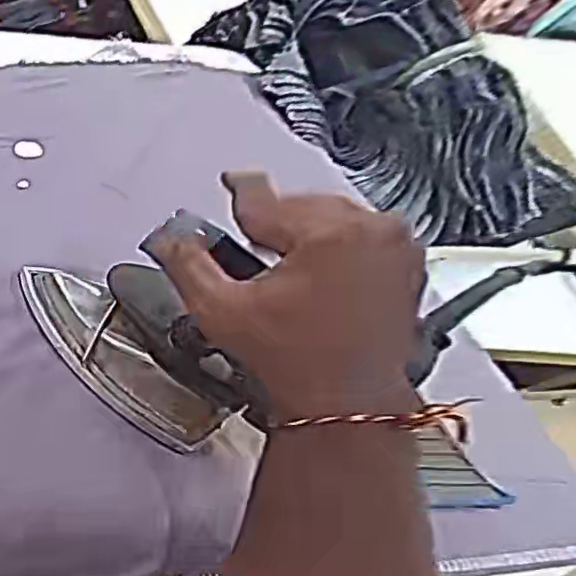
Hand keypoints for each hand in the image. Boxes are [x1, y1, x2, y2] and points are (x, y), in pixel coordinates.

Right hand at [146, 171, 424, 419]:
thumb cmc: (293, 360)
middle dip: (272, 220)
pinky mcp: (406, 264)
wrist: (342, 397)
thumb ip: (189, 267)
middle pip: (304, 205)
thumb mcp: (220, 311)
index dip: (241, 190)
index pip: (269, 201)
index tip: (233, 179)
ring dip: (302, 232)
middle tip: (245, 242)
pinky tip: (309, 272)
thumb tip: (170, 241)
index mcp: (328, 234)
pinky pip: (363, 235)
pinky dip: (333, 245)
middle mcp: (373, 230)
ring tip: (276, 264)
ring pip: (335, 217)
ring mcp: (396, 246)